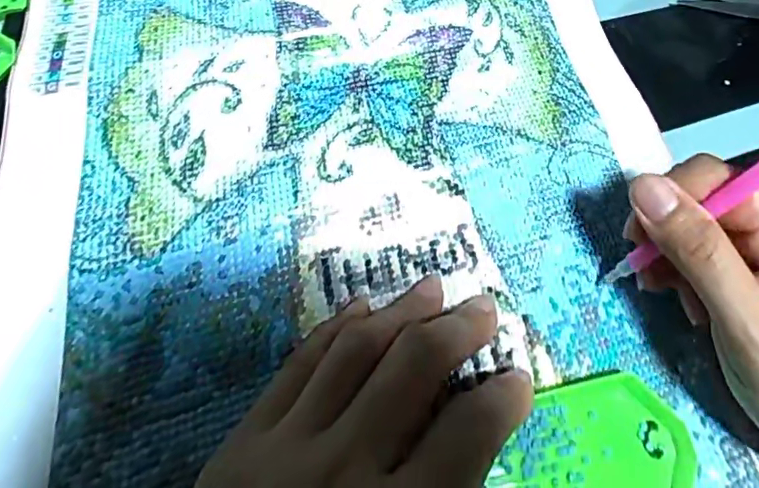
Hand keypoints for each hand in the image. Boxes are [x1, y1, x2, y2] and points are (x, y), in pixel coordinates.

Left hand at [196, 275, 532, 487]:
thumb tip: (483, 438)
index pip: (470, 431)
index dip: (505, 398)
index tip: (517, 380)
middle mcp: (346, 471)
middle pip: (415, 365)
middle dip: (460, 328)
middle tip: (484, 308)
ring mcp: (287, 451)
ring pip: (358, 350)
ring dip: (402, 311)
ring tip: (433, 288)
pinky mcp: (241, 444)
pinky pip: (299, 364)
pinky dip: (335, 329)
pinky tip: (362, 307)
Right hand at [623, 156, 758, 487]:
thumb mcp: (752, 333)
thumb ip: (700, 254)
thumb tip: (645, 186)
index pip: (722, 180)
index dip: (672, 200)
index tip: (636, 242)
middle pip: (712, 198)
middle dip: (672, 232)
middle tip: (649, 279)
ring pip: (709, 223)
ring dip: (678, 255)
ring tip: (669, 297)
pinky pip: (718, 248)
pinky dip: (693, 271)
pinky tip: (691, 302)